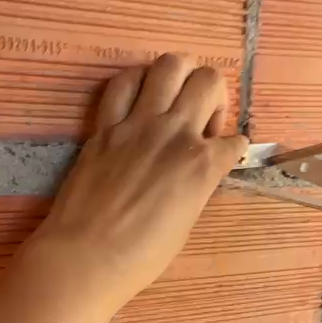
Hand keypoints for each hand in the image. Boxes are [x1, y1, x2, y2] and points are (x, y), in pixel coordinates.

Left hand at [20, 54, 249, 309]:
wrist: (86, 257)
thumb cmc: (140, 257)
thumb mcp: (184, 224)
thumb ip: (196, 187)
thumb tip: (196, 174)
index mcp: (202, 165)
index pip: (235, 141)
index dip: (232, 149)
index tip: (221, 157)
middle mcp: (175, 133)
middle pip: (209, 80)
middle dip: (213, 96)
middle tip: (199, 122)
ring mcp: (138, 124)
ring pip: (169, 65)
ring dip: (179, 75)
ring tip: (171, 98)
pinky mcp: (105, 126)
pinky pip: (123, 83)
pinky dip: (135, 83)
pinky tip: (137, 98)